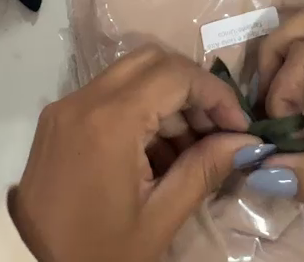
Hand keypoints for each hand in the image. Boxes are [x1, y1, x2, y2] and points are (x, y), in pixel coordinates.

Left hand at [11, 46, 270, 261]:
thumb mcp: (158, 221)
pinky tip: (157, 152)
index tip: (239, 126)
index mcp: (111, 120)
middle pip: (154, 60)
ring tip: (190, 150)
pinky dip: (140, 107)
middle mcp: (86, 97)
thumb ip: (203, 171)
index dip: (215, 93)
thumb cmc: (97, 253)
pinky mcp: (58, 116)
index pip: (176, 75)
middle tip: (216, 130)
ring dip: (167, 97)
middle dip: (192, 88)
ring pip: (132, 72)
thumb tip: (245, 141)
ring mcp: (68, 103)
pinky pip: (109, 91)